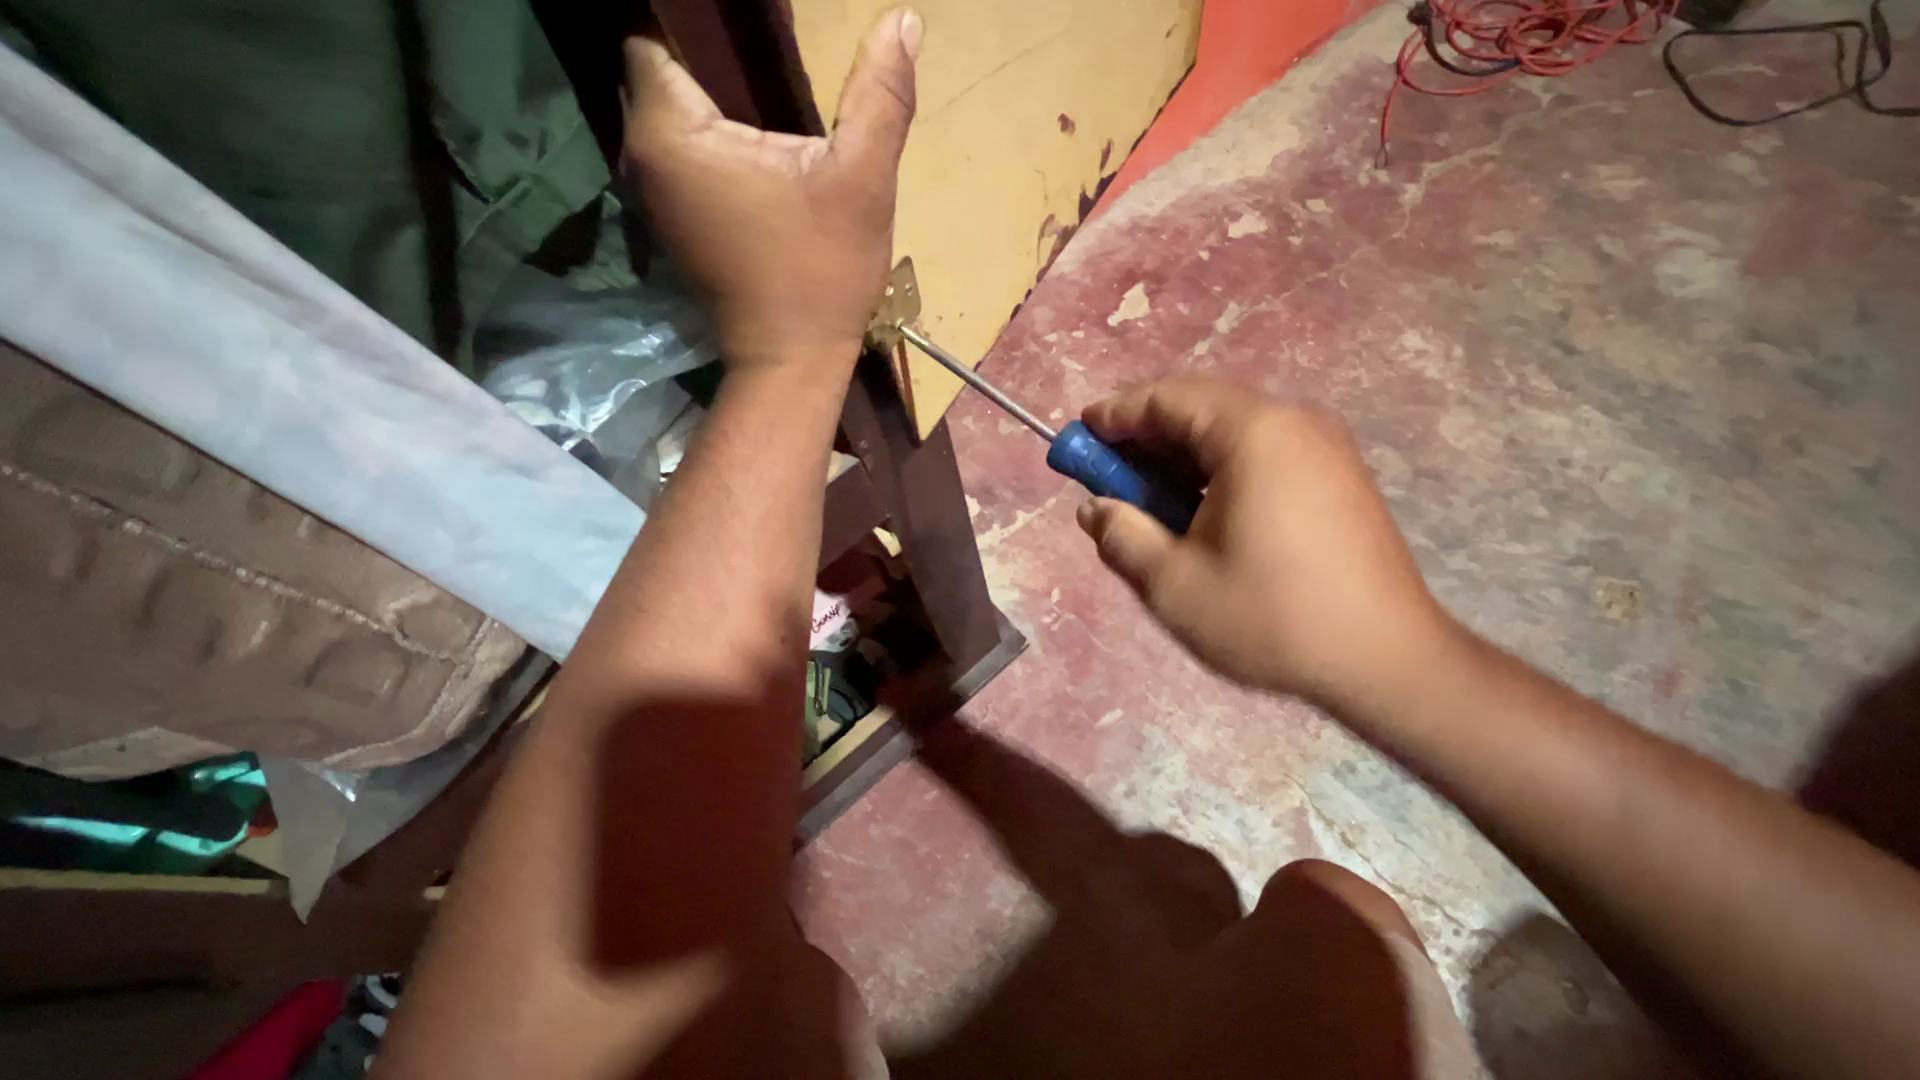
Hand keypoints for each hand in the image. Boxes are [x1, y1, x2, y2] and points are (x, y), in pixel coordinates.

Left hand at [622, 9, 919, 368]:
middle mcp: (642, 156)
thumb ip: (881, 95)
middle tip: (760, 40)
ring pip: (662, 107)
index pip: (653, 32)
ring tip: (756, 71)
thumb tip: (906, 19)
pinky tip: (748, 125)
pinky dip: (702, 127)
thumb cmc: (821, 272)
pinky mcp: (671, 217)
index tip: (745, 21)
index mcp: (673, 133)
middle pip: (653, 65)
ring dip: (700, 87)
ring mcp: (651, 191)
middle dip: (699, 46)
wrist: (792, 360)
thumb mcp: (862, 180)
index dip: (694, 17)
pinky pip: (674, 146)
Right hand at [1076, 378, 1454, 707]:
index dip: (1115, 414)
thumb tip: (1094, 508)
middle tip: (1107, 474)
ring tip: (1148, 500)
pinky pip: (1264, 455)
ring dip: (1181, 458)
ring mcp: (1325, 449)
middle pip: (1202, 409)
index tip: (1078, 435)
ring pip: (1233, 433)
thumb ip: (1122, 535)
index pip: (1167, 398)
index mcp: (1253, 432)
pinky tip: (1200, 513)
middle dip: (1146, 437)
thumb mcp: (1173, 584)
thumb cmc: (1271, 617)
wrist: (1388, 661)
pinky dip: (1219, 472)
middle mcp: (1294, 423)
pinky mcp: (1340, 479)